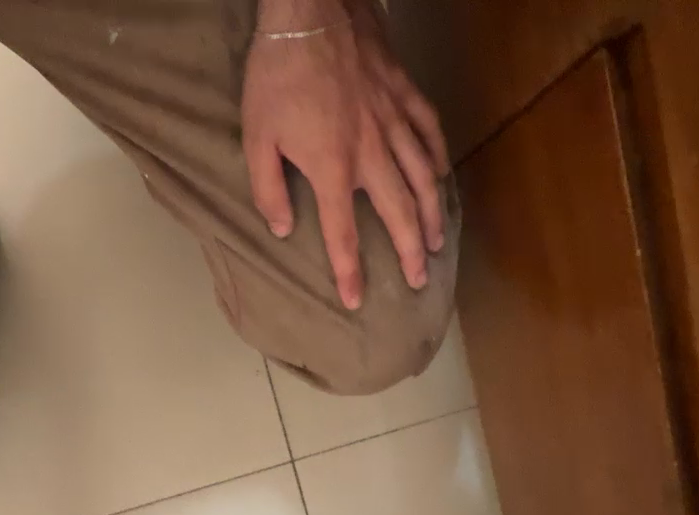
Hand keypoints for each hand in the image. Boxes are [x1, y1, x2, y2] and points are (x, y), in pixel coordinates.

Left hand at [241, 0, 450, 309]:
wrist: (309, 11)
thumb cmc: (276, 76)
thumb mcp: (256, 139)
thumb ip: (268, 191)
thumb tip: (284, 229)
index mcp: (331, 168)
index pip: (342, 234)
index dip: (350, 272)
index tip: (357, 301)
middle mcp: (370, 153)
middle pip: (397, 213)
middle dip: (409, 252)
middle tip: (419, 280)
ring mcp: (393, 122)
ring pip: (423, 178)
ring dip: (432, 215)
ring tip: (438, 242)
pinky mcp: (405, 94)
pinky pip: (430, 133)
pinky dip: (438, 160)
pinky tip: (442, 179)